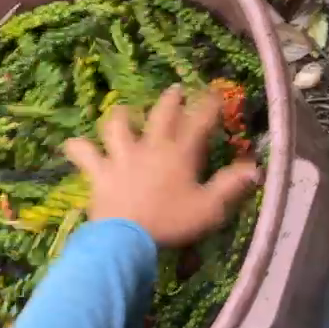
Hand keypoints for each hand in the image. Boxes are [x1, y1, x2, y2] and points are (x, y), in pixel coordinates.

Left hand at [62, 86, 259, 246]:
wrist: (127, 238)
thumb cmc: (172, 222)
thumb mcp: (209, 208)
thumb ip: (230, 186)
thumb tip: (255, 169)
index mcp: (180, 154)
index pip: (198, 123)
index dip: (209, 106)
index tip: (216, 93)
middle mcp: (150, 147)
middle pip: (161, 115)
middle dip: (171, 101)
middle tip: (175, 90)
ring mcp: (122, 157)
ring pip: (118, 126)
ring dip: (122, 116)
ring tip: (124, 111)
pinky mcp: (99, 171)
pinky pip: (84, 154)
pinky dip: (78, 148)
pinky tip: (73, 145)